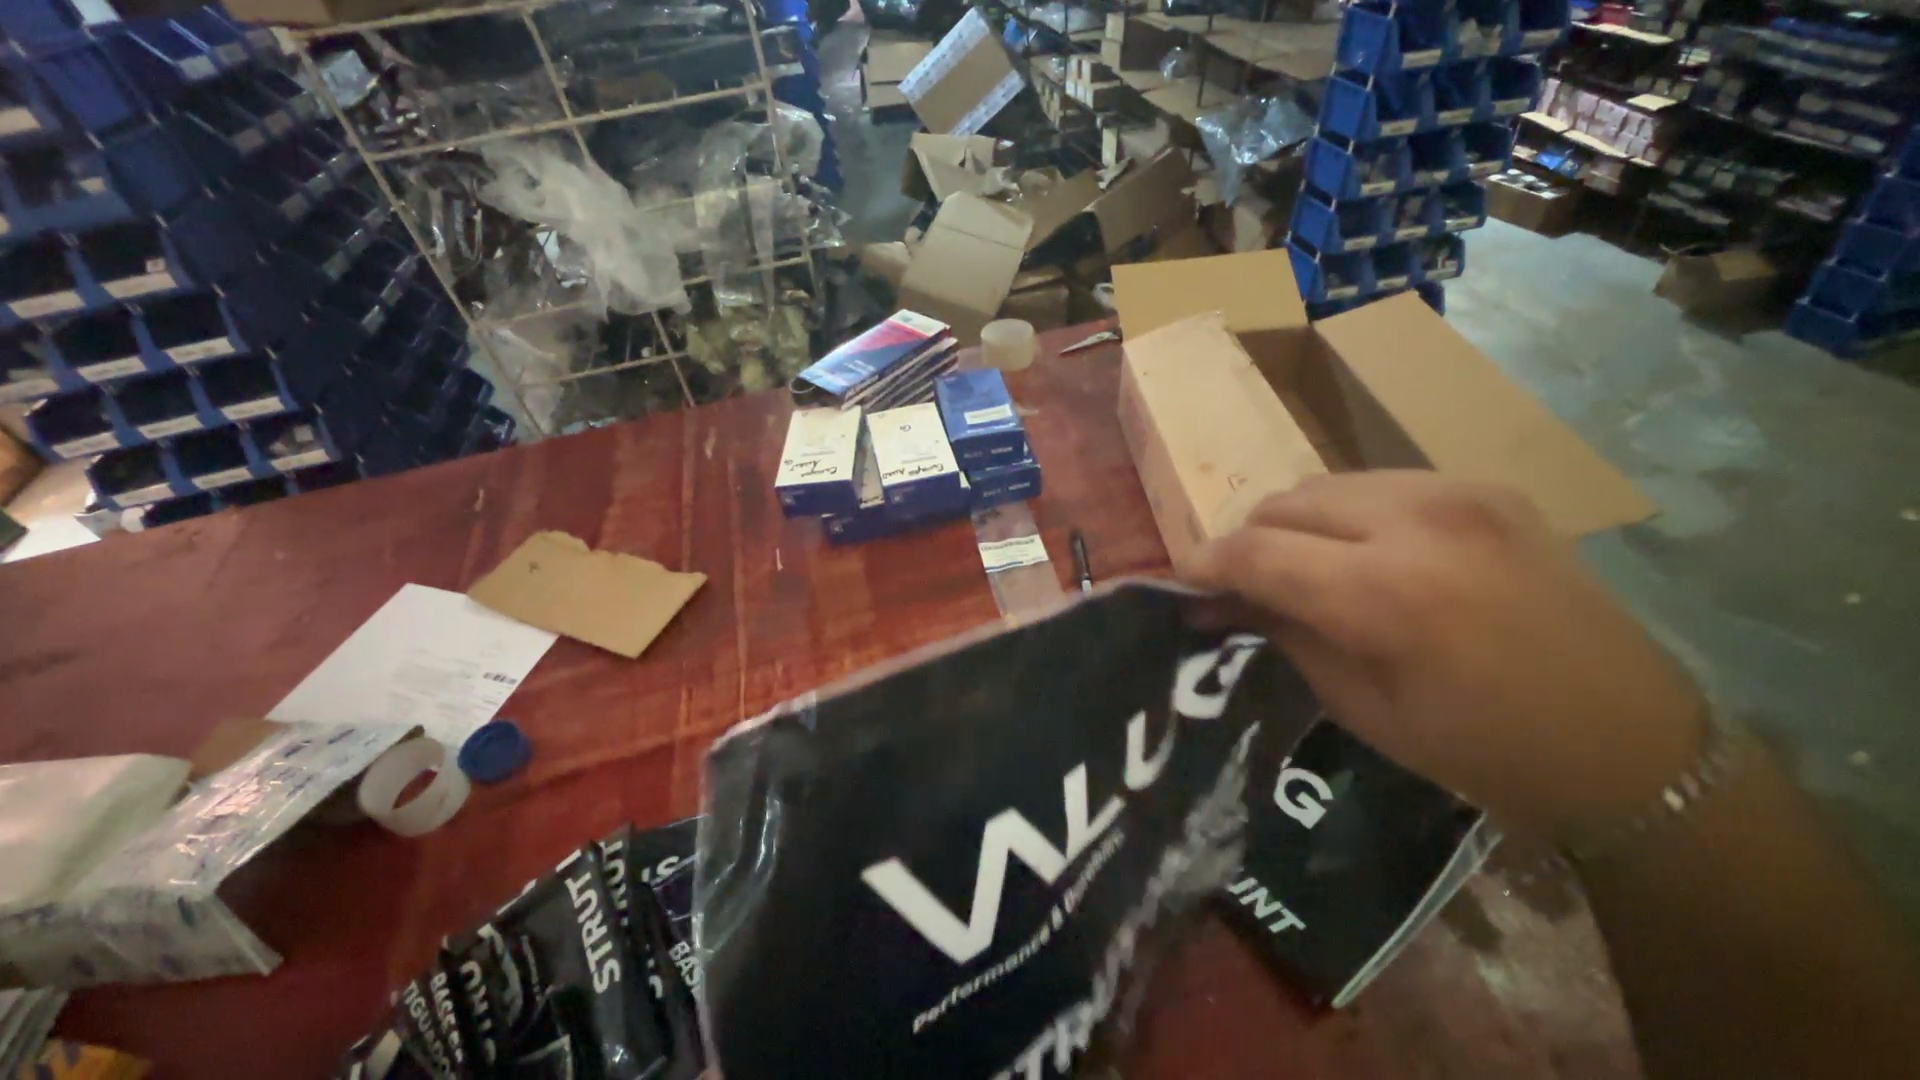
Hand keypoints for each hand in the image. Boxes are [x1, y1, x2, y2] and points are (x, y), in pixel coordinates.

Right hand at [1183, 471, 1707, 836]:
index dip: (1206, 565)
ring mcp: (1461, 493)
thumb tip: (1224, 602)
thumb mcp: (1362, 707)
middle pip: (1286, 502)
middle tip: (1237, 585)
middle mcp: (1420, 520)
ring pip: (1328, 483)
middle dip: (1247, 541)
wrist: (1631, 745)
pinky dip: (1346, 515)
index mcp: (1387, 593)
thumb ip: (1284, 635)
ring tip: (1294, 567)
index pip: (1258, 552)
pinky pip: (1380, 485)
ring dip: (1293, 523)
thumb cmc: (1483, 751)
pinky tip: (1357, 554)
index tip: (1180, 583)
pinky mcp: (1486, 488)